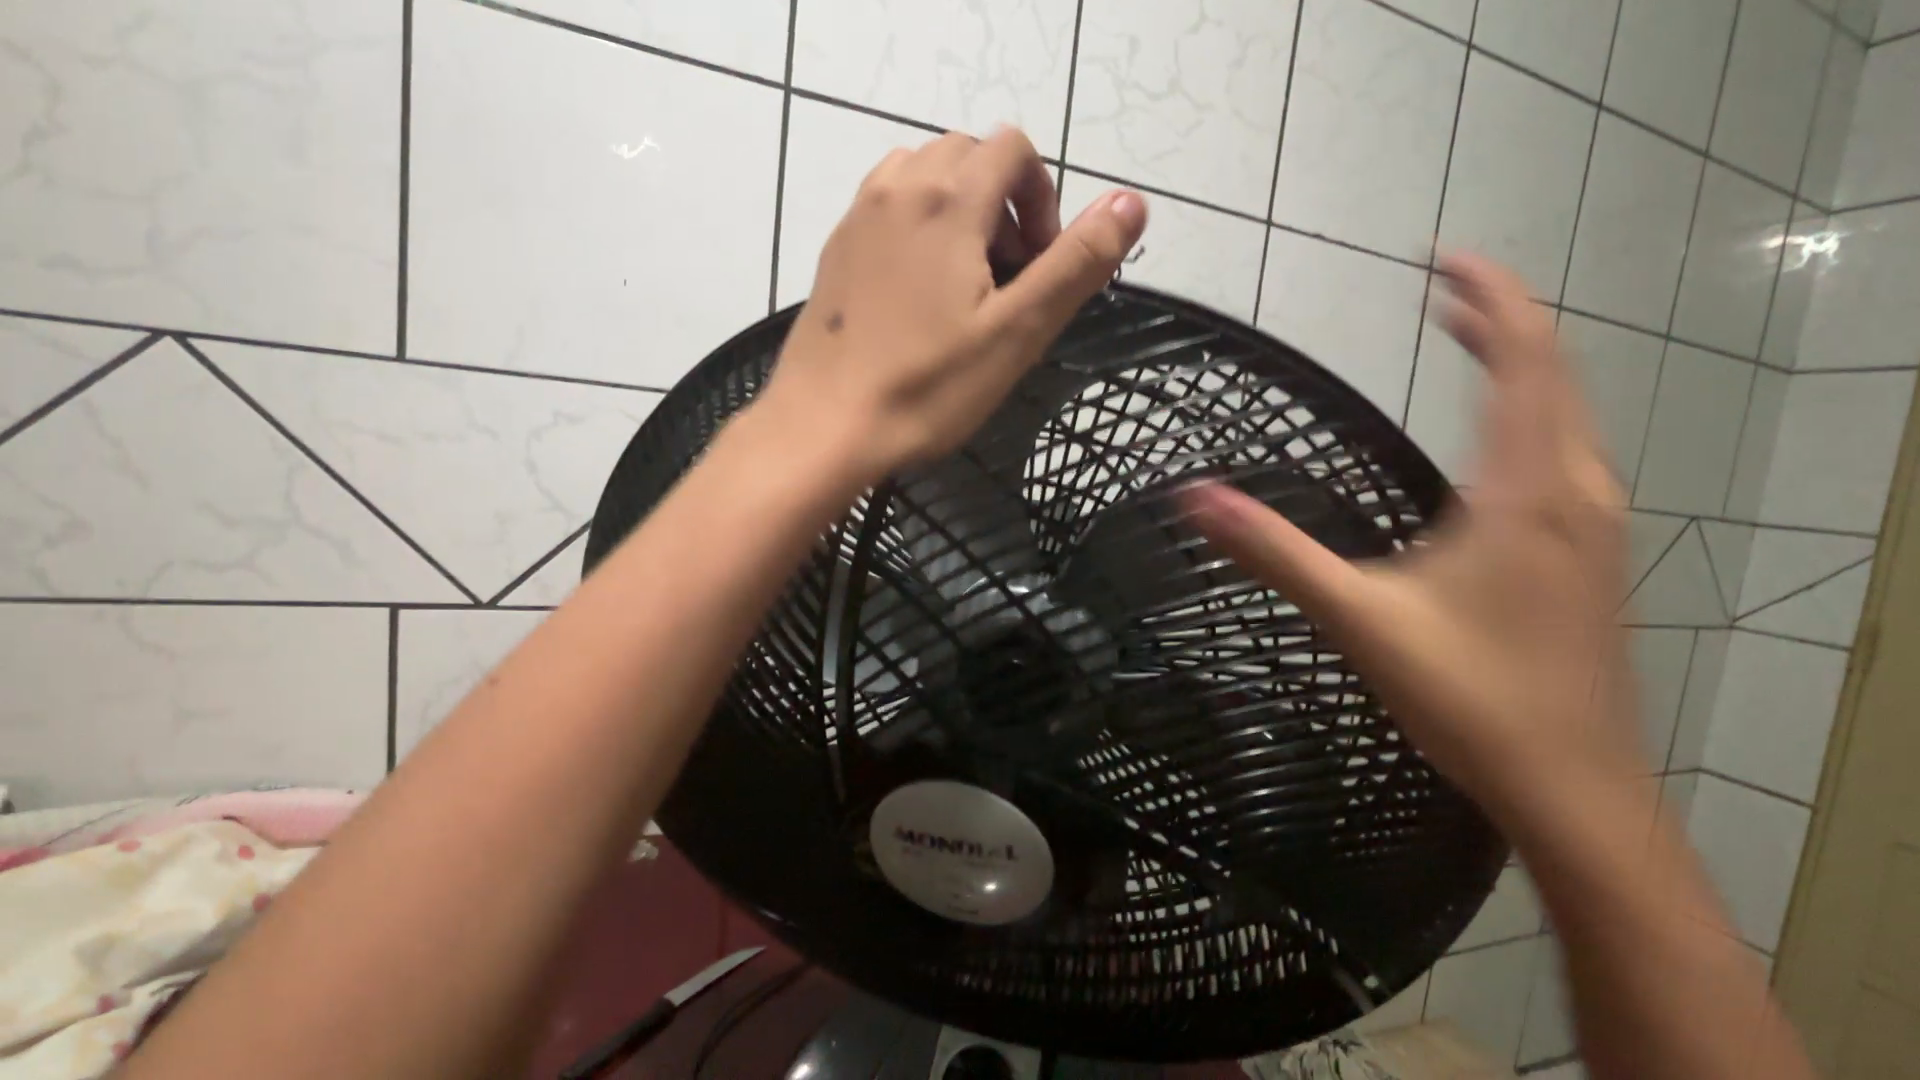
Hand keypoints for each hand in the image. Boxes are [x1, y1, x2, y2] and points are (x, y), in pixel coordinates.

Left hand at [757, 128, 1148, 480]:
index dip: (1042, 197)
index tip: (1039, 264)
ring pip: (924, 174)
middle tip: (1009, 277)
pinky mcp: (836, 248)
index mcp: (948, 201)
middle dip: (1005, 201)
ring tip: (966, 280)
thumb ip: (1076, 263)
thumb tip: (1131, 202)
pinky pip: (888, 205)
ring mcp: (859, 216)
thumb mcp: (1017, 331)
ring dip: (960, 207)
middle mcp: (898, 189)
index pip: (1013, 148)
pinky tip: (919, 291)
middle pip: (969, 155)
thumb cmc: (927, 387)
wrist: (823, 426)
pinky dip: (919, 223)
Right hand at [1182, 256, 1638, 820]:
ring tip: (1472, 343)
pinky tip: (1501, 443)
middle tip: (1446, 292)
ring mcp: (1596, 530)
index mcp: (1524, 493)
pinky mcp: (1594, 561)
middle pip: (1555, 378)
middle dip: (1504, 323)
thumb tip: (1192, 497)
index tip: (1446, 258)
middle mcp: (1575, 495)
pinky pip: (1570, 456)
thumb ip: (1273, 551)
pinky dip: (1536, 417)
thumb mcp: (1357, 618)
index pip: (1524, 362)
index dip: (1491, 299)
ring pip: (1570, 418)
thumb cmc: (1471, 695)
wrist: (1574, 787)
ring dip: (1525, 369)